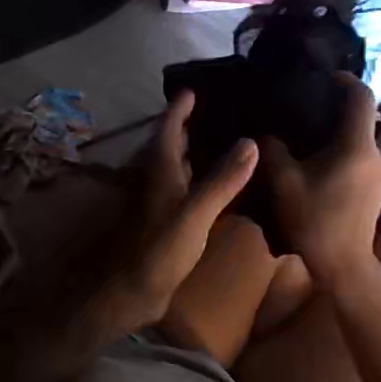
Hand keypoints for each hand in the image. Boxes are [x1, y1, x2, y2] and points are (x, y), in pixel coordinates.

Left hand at [94, 92, 257, 333]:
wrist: (130, 292)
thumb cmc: (159, 249)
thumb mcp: (194, 213)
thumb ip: (221, 180)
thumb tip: (250, 141)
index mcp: (161, 171)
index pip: (168, 129)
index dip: (179, 109)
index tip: (193, 89)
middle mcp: (158, 182)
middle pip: (174, 146)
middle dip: (192, 127)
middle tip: (221, 113)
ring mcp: (161, 204)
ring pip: (181, 169)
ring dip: (198, 154)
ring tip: (228, 142)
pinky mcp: (168, 225)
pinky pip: (188, 192)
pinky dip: (203, 182)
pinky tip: (223, 187)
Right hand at [261, 73, 380, 288]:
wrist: (343, 265)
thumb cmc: (315, 219)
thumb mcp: (284, 182)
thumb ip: (274, 151)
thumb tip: (266, 134)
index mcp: (355, 146)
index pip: (361, 98)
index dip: (345, 80)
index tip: (325, 75)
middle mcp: (375, 154)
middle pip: (364, 116)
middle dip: (339, 104)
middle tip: (308, 101)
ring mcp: (379, 172)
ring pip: (362, 137)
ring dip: (340, 128)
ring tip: (309, 128)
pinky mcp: (376, 188)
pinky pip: (361, 154)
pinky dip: (343, 146)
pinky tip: (319, 158)